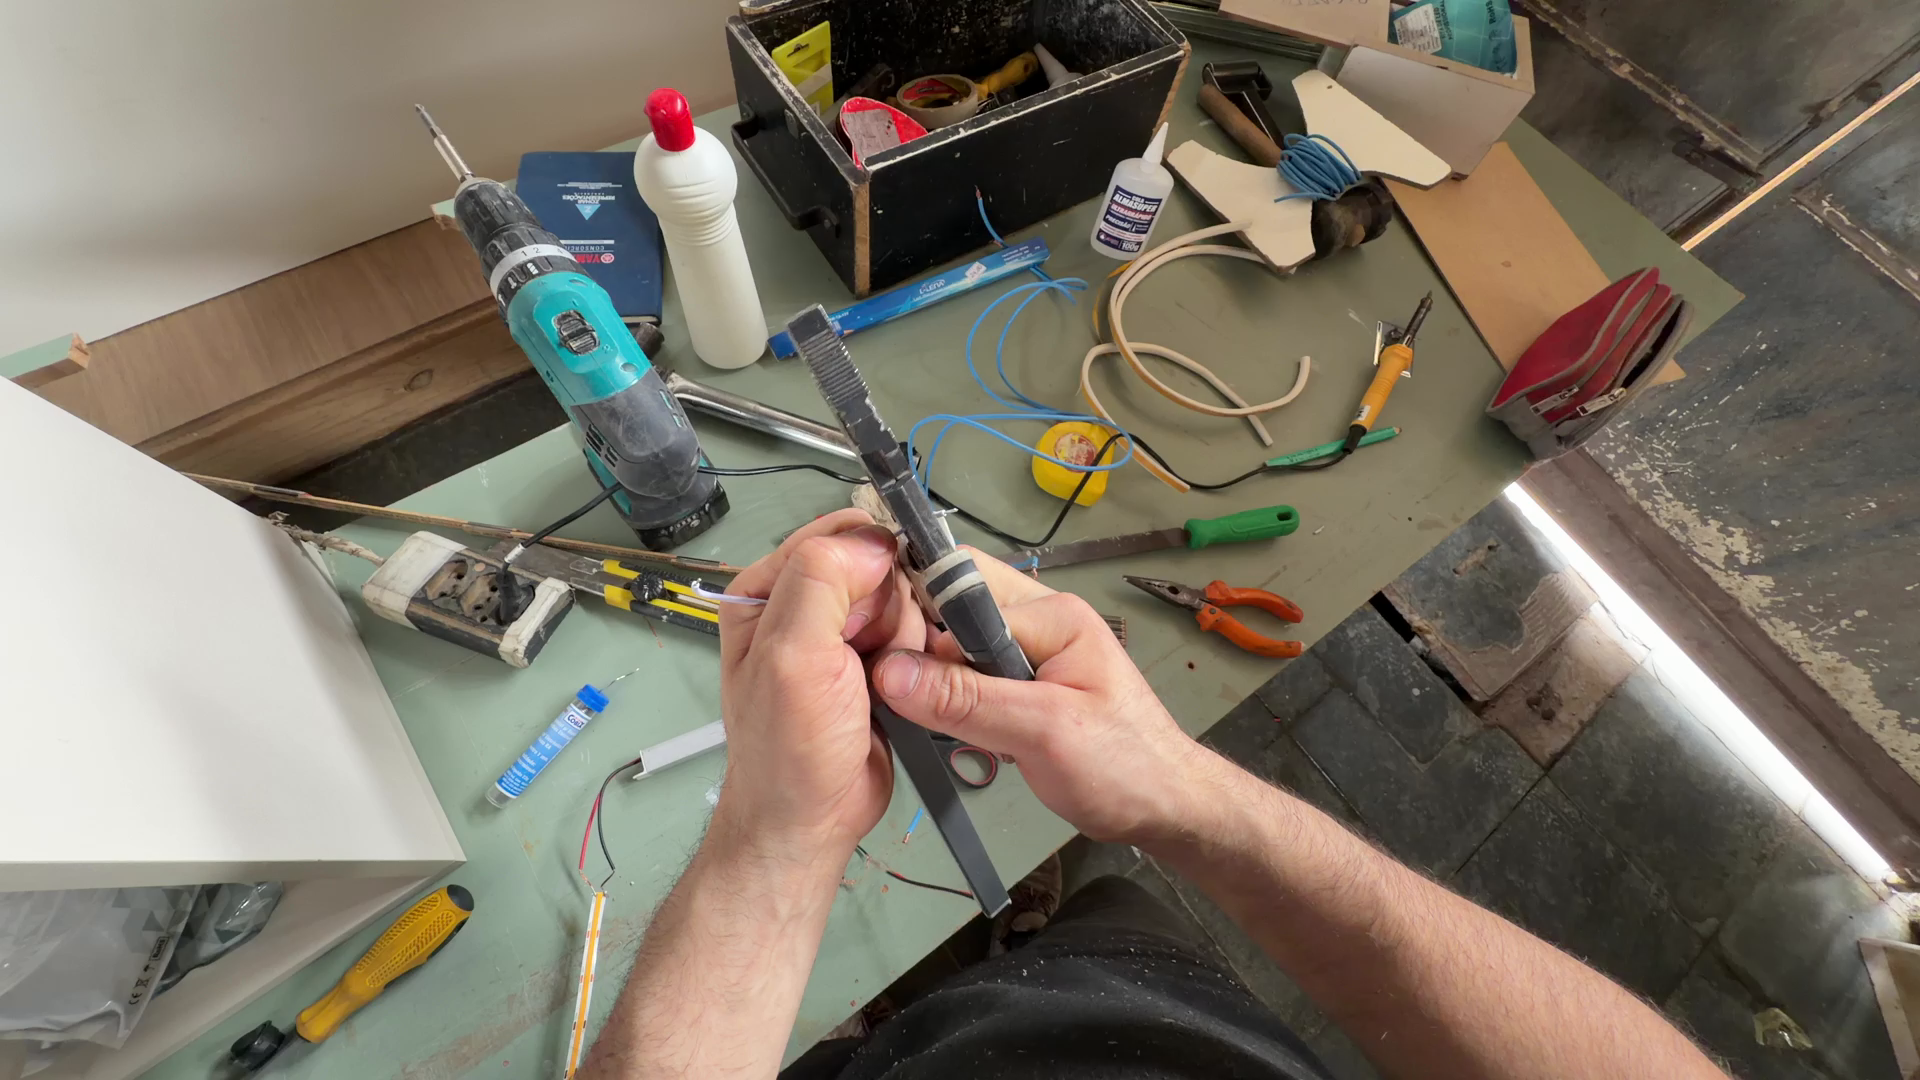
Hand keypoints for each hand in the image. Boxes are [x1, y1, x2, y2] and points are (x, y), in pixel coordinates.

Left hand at [716, 509, 926, 858]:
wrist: (810, 819)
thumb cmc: (790, 743)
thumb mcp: (792, 654)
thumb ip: (822, 581)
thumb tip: (875, 540)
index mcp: (771, 588)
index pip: (835, 535)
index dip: (865, 563)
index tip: (864, 614)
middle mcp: (807, 602)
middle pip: (878, 565)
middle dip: (883, 611)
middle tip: (862, 659)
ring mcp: (843, 633)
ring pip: (903, 600)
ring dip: (900, 641)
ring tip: (874, 684)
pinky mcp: (875, 659)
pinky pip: (915, 632)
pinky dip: (914, 657)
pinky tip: (894, 688)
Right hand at [871, 550, 1227, 845]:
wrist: (1166, 806)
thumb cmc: (1122, 766)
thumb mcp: (1043, 733)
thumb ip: (967, 701)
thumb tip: (889, 671)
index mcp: (1052, 612)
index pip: (963, 597)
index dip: (925, 634)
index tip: (888, 674)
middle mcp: (1039, 617)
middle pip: (958, 602)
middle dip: (924, 640)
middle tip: (900, 690)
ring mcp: (1032, 648)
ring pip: (960, 638)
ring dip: (937, 672)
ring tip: (920, 710)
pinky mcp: (1025, 680)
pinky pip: (972, 669)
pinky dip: (952, 691)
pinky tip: (943, 719)